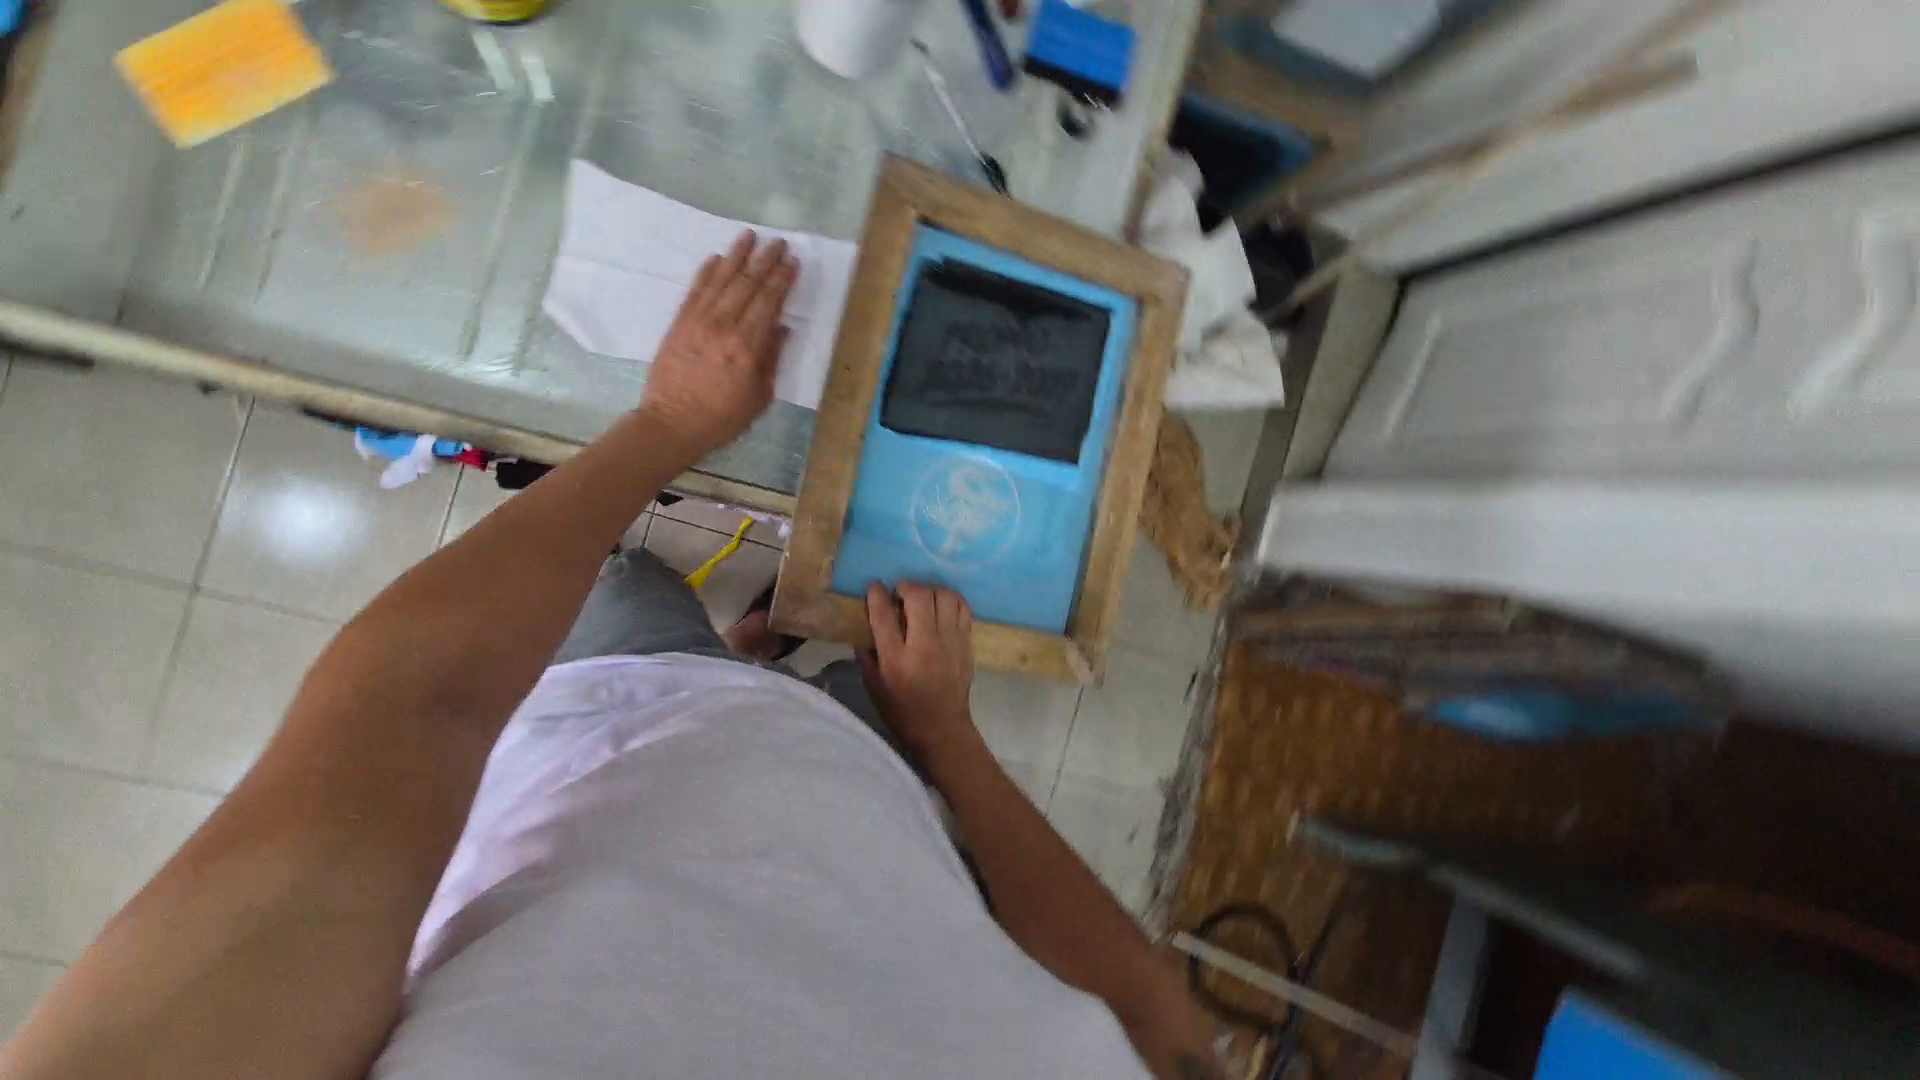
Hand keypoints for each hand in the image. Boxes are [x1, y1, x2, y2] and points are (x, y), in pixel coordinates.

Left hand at [638, 230, 798, 455]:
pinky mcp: (679, 323)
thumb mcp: (759, 396)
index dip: (782, 280)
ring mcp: (697, 321)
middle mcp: (723, 326)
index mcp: (747, 346)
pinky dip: (707, 272)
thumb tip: (781, 328)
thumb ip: (771, 358)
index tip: (792, 262)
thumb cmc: (722, 418)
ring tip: (748, 236)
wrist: (671, 424)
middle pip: (747, 284)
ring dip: (736, 256)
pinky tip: (716, 258)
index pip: (768, 302)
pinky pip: (695, 290)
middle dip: (764, 260)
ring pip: (720, 280)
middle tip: (777, 242)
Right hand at [859, 582, 980, 766]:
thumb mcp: (873, 686)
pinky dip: (950, 599)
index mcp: (896, 659)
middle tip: (899, 591)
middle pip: (919, 597)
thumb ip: (866, 654)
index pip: (883, 615)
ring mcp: (950, 643)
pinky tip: (940, 604)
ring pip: (944, 597)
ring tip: (921, 596)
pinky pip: (963, 608)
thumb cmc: (902, 709)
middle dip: (906, 586)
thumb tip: (863, 626)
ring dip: (929, 589)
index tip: (875, 586)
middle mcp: (925, 646)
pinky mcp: (966, 643)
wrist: (941, 727)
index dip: (877, 594)